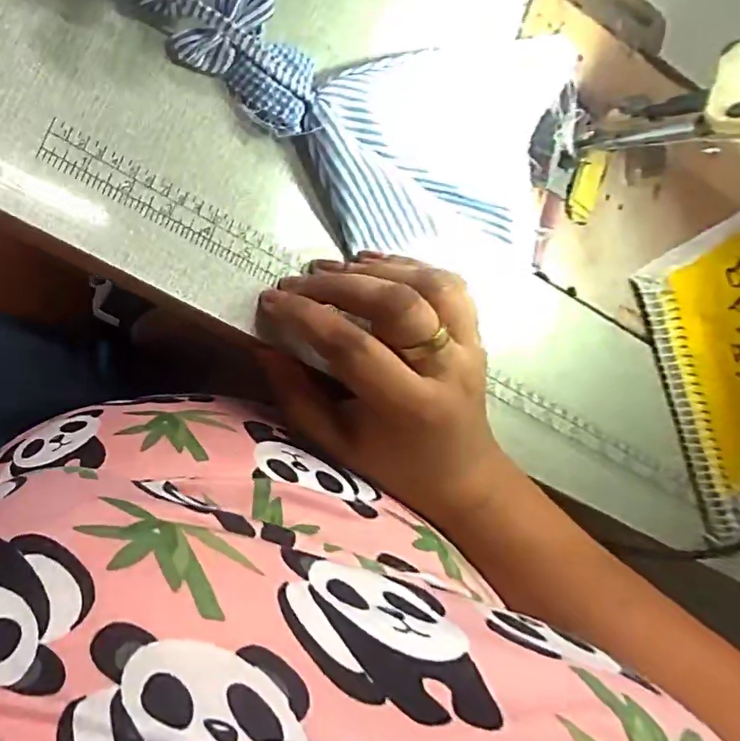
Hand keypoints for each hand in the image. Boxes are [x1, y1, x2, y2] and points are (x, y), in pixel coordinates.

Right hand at [254, 254, 526, 532]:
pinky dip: (406, 265)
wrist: (460, 477)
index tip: (270, 300)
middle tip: (295, 281)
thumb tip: (265, 348)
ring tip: (330, 268)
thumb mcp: (333, 442)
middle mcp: (445, 370)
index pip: (354, 346)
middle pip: (398, 304)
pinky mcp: (474, 333)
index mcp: (409, 405)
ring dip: (374, 269)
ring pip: (429, 284)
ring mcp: (467, 347)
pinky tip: (368, 263)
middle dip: (338, 284)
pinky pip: (448, 284)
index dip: (307, 317)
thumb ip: (296, 395)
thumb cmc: (389, 465)